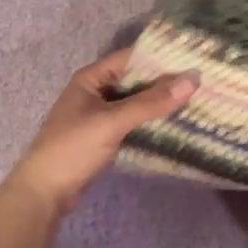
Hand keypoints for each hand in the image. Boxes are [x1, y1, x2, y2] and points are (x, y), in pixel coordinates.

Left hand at [5, 49, 196, 216]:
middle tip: (202, 80)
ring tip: (197, 99)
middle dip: (165, 80)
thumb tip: (192, 80)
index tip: (192, 57)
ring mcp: (100, 115)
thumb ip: (150, 102)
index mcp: (91, 78)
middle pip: (135, 79)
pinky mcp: (105, 136)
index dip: (160, 56)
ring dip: (160, 102)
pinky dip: (151, 120)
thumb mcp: (112, 122)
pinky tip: (175, 123)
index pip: (131, 57)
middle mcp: (96, 91)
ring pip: (136, 102)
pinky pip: (133, 121)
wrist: (45, 192)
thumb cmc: (72, 148)